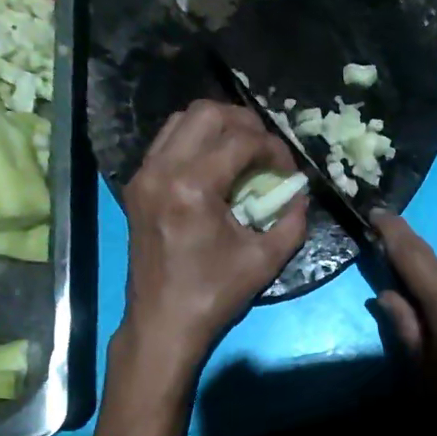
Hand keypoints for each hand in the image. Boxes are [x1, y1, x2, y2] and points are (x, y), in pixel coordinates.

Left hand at [119, 100, 308, 366]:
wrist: (162, 322)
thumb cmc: (214, 295)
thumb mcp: (265, 259)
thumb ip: (291, 219)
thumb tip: (300, 192)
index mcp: (192, 187)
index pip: (241, 139)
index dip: (273, 147)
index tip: (288, 170)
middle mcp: (161, 171)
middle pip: (206, 112)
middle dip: (244, 123)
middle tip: (265, 149)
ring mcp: (144, 176)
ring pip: (181, 121)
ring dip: (216, 128)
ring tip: (240, 153)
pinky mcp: (136, 187)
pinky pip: (165, 143)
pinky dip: (193, 143)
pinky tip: (213, 167)